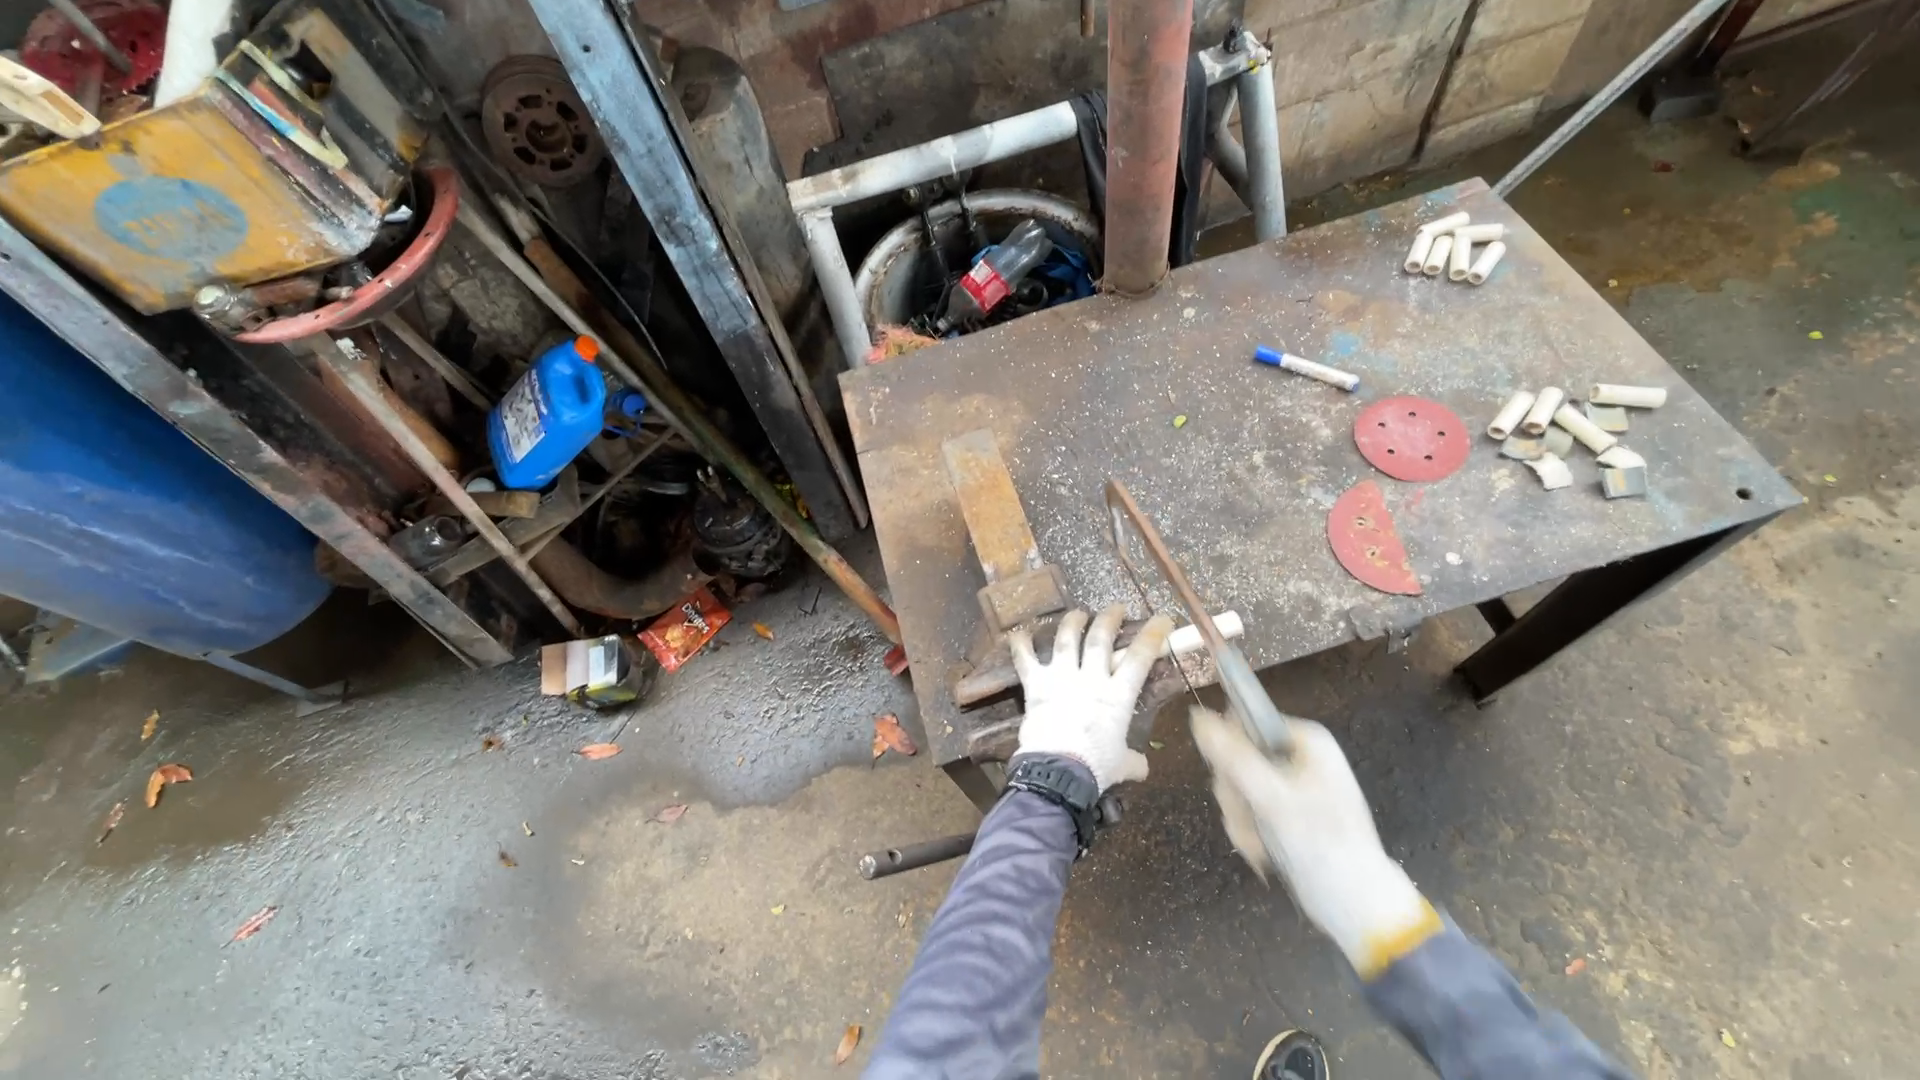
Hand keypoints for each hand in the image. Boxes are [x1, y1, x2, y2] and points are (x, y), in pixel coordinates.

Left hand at [1009, 605, 1173, 792]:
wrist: (1058, 770)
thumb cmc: (1095, 767)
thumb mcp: (1121, 765)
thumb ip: (1132, 761)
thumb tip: (1143, 769)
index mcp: (1117, 697)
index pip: (1140, 658)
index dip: (1152, 636)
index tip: (1162, 620)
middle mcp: (1091, 679)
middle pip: (1101, 640)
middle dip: (1110, 620)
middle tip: (1116, 608)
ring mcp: (1062, 678)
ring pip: (1068, 640)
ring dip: (1073, 623)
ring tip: (1078, 613)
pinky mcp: (1036, 685)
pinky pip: (1026, 660)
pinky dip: (1020, 645)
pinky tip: (1018, 633)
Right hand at [1190, 706, 1440, 978]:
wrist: (1356, 905)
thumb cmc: (1322, 847)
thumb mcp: (1273, 799)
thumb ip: (1233, 757)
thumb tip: (1197, 715)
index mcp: (1305, 740)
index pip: (1244, 723)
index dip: (1230, 751)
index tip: (1232, 781)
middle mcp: (1296, 757)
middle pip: (1235, 758)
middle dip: (1236, 796)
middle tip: (1251, 819)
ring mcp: (1290, 786)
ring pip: (1236, 787)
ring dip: (1241, 819)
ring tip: (1262, 844)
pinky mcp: (1283, 812)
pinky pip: (1246, 809)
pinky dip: (1249, 831)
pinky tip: (1263, 853)